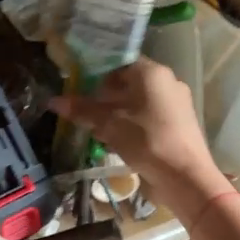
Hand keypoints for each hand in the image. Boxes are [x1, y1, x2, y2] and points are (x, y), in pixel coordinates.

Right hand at [50, 59, 230, 211]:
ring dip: (115, 113)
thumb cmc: (146, 141)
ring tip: (95, 128)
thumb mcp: (109, 125)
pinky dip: (130, 124)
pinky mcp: (177, 124)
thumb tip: (54, 101)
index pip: (118, 62)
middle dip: (104, 97)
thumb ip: (82, 110)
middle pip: (128, 83)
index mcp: (152, 72)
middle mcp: (166, 82)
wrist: (185, 176)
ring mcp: (175, 104)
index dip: (96, 73)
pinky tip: (115, 140)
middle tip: (82, 110)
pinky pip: (148, 117)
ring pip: (137, 102)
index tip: (77, 86)